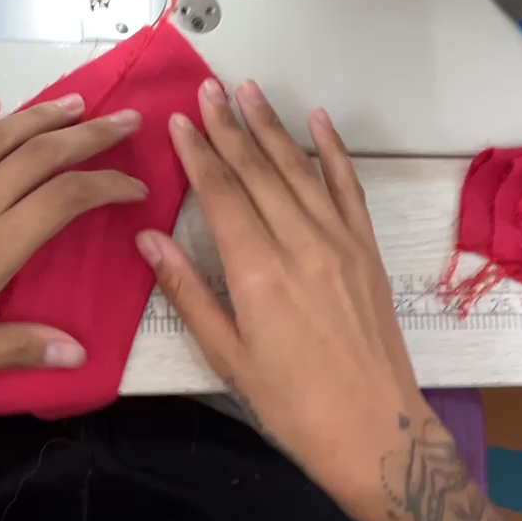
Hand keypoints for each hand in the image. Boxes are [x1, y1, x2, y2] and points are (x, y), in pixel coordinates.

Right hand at [135, 78, 424, 514]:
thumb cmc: (290, 402)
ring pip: (299, 170)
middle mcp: (300, 244)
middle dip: (230, 125)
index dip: (197, 152)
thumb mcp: (225, 355)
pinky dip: (334, 151)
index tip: (180, 119)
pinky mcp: (367, 250)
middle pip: (258, 171)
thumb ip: (186, 291)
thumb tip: (147, 238)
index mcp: (258, 272)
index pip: (221, 193)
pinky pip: (348, 188)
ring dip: (273, 127)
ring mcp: (340, 242)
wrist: (374, 431)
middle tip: (209, 89)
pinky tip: (319, 122)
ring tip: (250, 91)